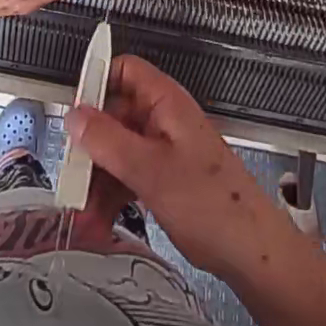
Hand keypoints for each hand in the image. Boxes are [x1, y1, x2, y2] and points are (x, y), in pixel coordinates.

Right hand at [68, 55, 301, 281]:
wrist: (253, 254)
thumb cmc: (213, 205)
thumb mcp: (150, 170)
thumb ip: (107, 140)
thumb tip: (73, 116)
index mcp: (165, 103)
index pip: (123, 71)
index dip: (96, 84)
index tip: (73, 112)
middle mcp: (162, 120)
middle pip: (112, 114)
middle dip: (89, 145)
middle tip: (72, 172)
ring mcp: (161, 150)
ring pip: (114, 149)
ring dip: (95, 177)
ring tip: (83, 211)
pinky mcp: (162, 177)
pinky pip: (125, 174)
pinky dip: (110, 194)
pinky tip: (98, 221)